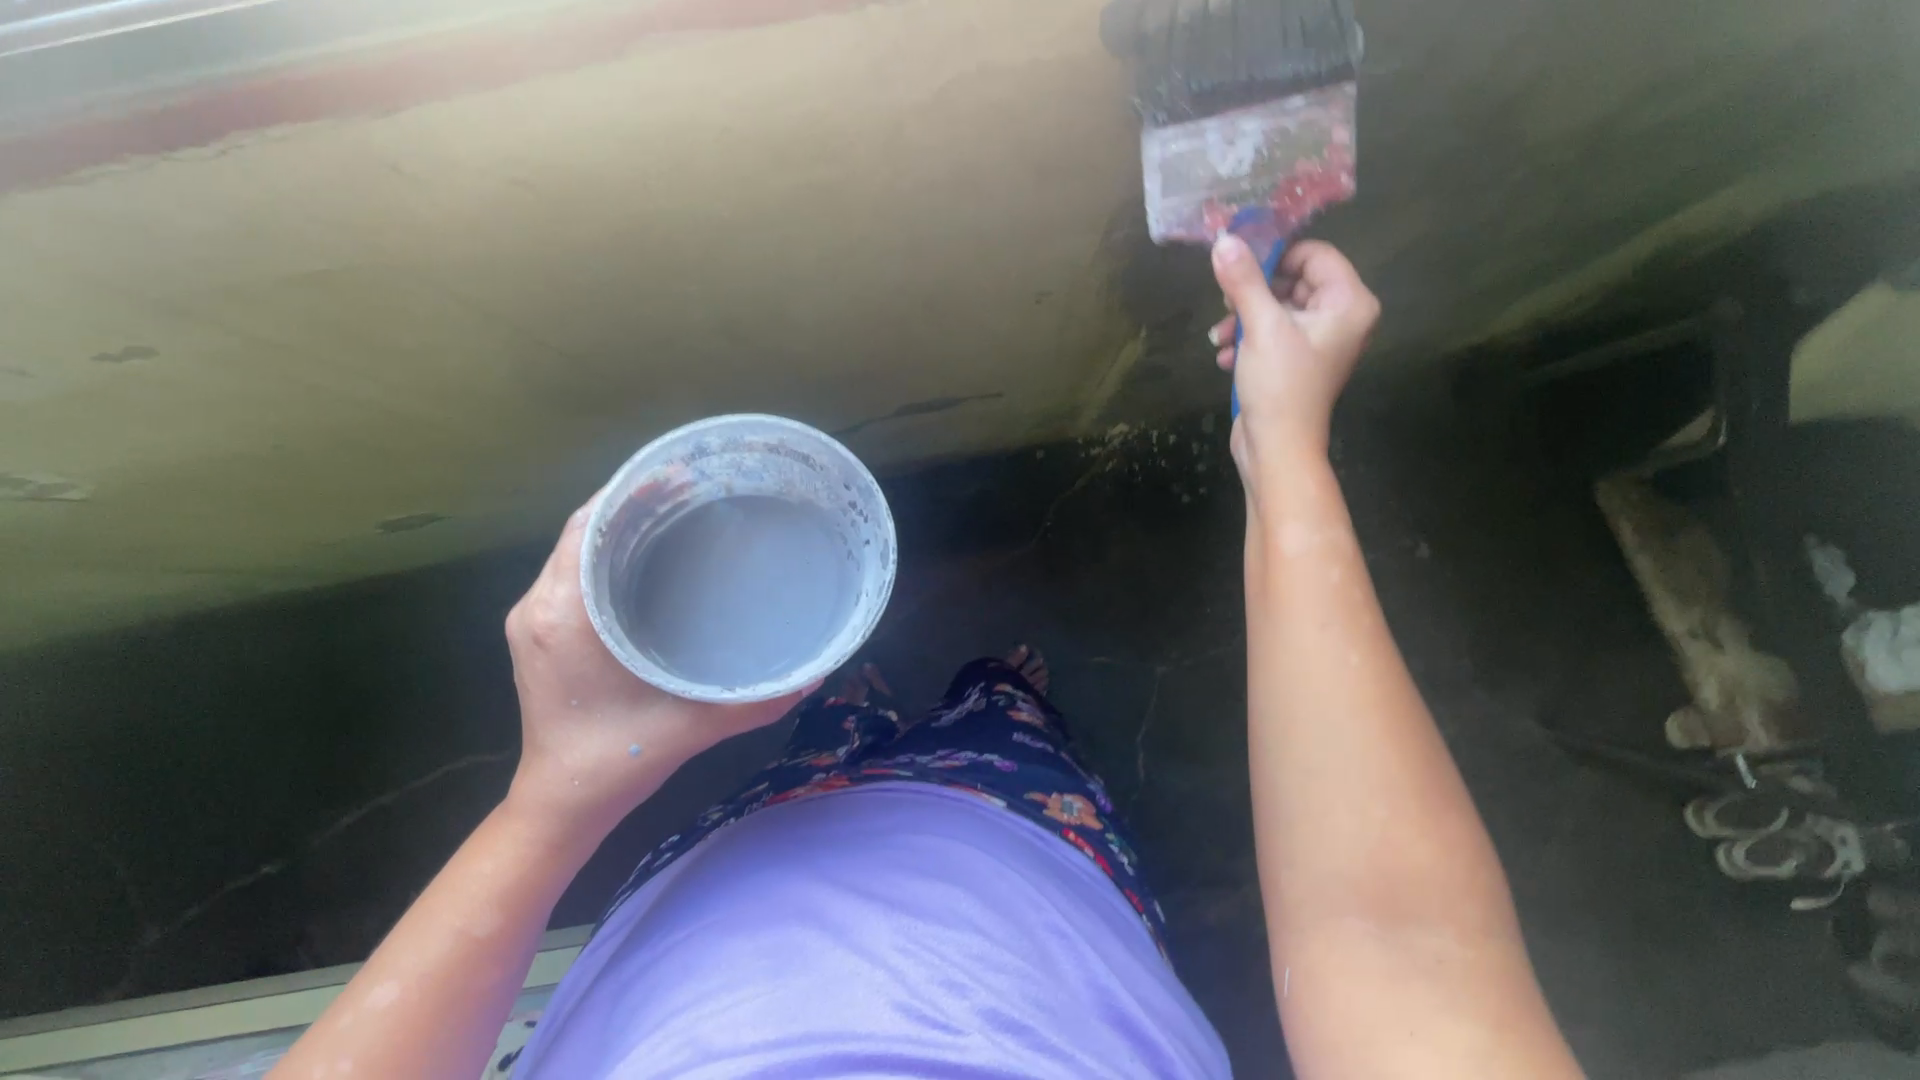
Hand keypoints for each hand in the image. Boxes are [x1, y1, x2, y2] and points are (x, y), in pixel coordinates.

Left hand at [501, 495, 803, 839]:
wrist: (561, 803)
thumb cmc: (619, 761)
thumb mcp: (697, 726)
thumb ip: (758, 700)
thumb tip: (817, 671)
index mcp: (564, 615)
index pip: (588, 526)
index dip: (631, 490)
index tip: (681, 474)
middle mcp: (540, 605)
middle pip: (583, 528)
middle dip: (635, 501)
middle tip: (694, 489)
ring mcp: (533, 617)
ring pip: (576, 548)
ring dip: (621, 525)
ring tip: (678, 513)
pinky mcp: (539, 629)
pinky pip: (573, 570)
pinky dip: (609, 551)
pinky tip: (652, 556)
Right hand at [1207, 235, 1379, 478]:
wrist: (1277, 448)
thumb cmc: (1279, 385)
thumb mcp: (1260, 327)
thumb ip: (1243, 280)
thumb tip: (1224, 240)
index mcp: (1349, 303)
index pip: (1314, 255)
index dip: (1276, 256)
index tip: (1240, 268)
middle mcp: (1343, 318)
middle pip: (1294, 281)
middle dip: (1255, 293)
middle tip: (1225, 305)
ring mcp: (1321, 342)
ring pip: (1279, 309)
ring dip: (1244, 319)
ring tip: (1220, 338)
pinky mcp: (1299, 362)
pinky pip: (1274, 334)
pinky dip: (1249, 341)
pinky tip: (1225, 358)